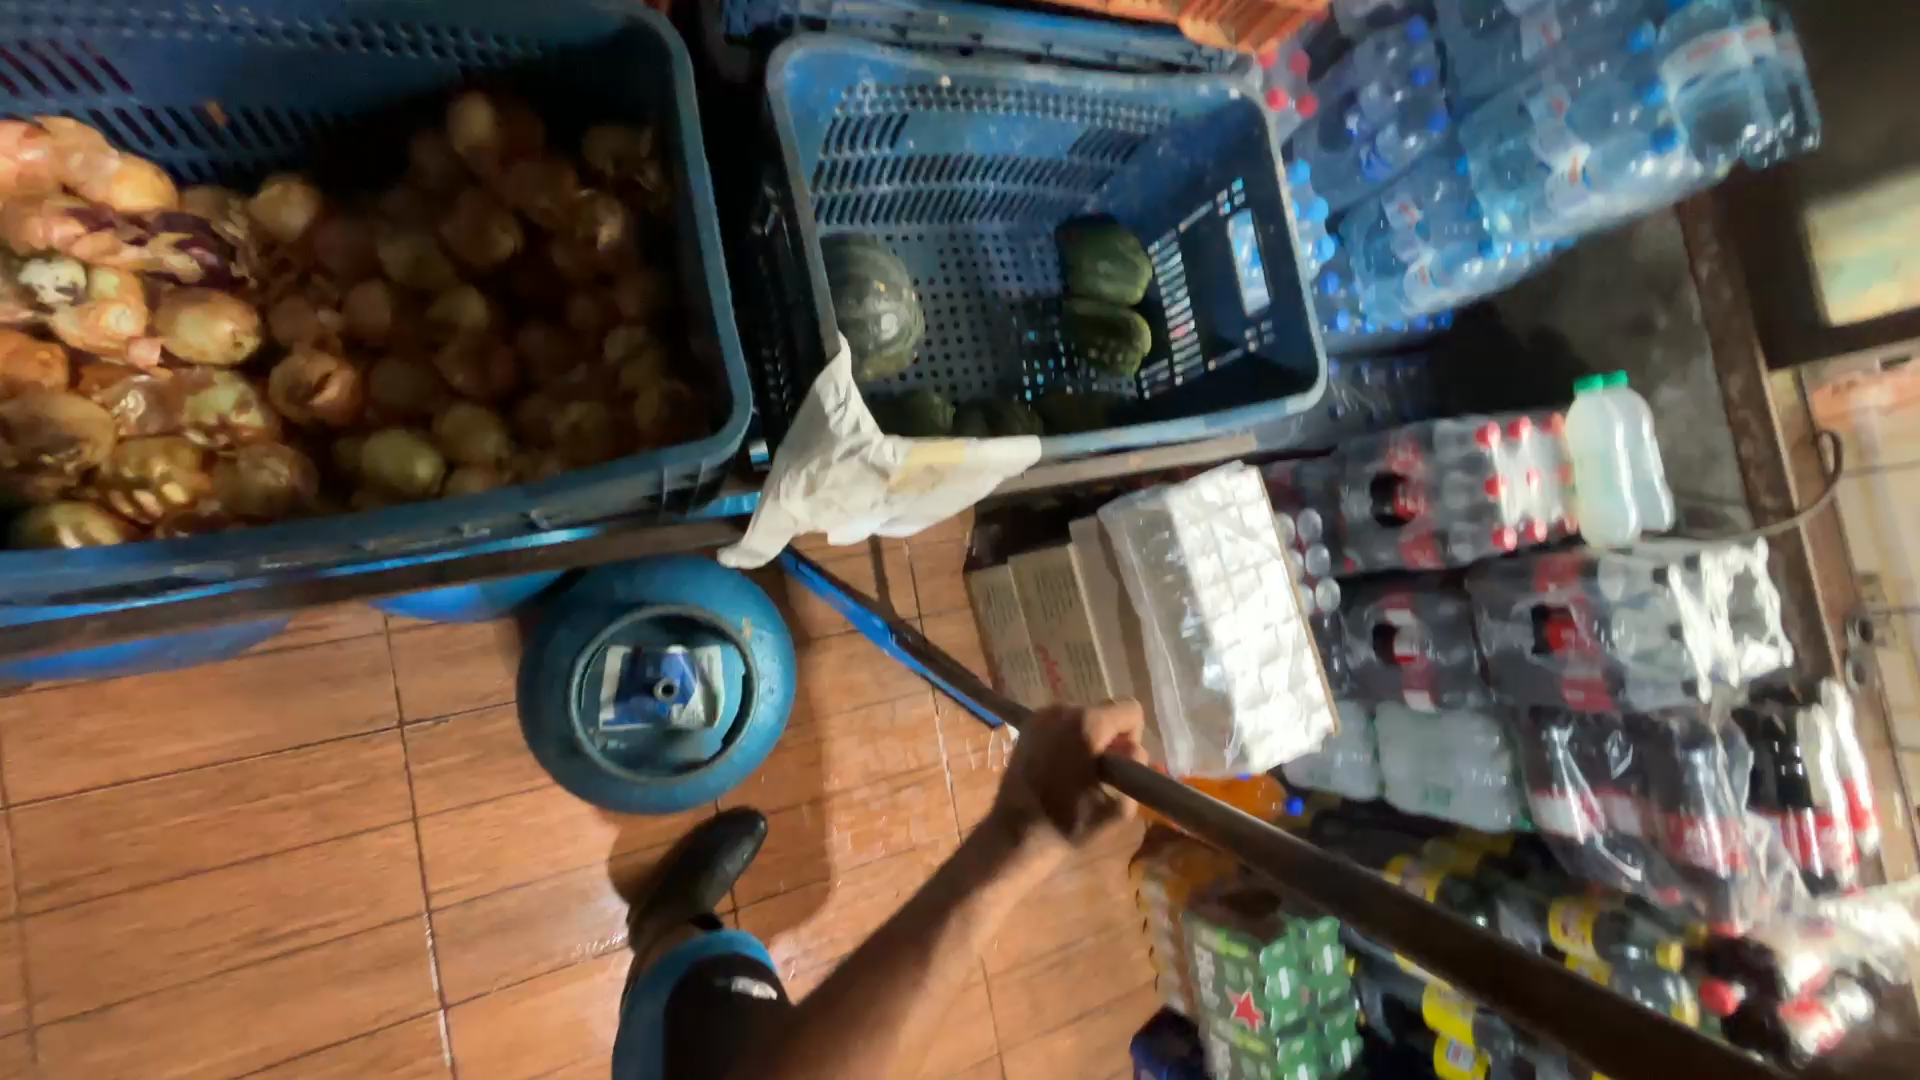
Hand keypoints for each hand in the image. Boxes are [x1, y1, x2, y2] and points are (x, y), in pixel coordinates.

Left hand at [987, 702, 1147, 872]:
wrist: (1016, 833)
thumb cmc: (1070, 824)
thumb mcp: (1119, 807)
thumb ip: (1135, 769)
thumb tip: (1133, 749)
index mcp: (1089, 725)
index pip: (1130, 709)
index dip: (1133, 736)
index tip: (1121, 763)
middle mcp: (1063, 710)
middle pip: (1104, 712)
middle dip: (1109, 737)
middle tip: (1101, 771)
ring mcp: (1041, 715)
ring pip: (1082, 717)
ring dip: (1088, 738)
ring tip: (1077, 772)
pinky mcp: (1027, 726)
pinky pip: (1061, 723)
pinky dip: (1067, 738)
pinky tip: (1059, 766)